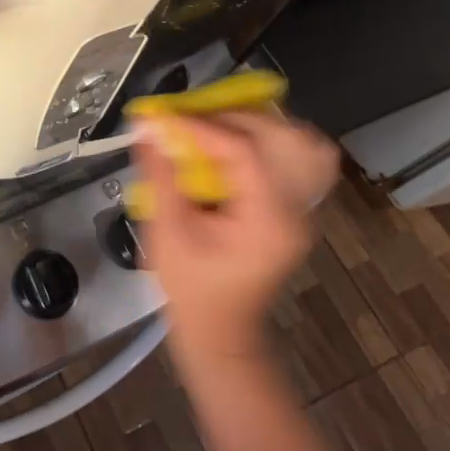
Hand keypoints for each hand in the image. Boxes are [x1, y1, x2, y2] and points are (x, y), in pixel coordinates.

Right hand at [133, 111, 338, 359]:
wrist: (220, 333)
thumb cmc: (191, 289)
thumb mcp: (166, 233)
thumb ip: (159, 174)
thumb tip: (146, 125)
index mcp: (269, 219)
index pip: (245, 151)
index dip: (203, 127)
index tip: (165, 118)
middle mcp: (297, 210)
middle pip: (282, 138)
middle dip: (231, 118)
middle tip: (189, 118)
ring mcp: (303, 210)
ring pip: (302, 144)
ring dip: (259, 125)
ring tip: (218, 126)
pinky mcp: (296, 209)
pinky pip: (298, 159)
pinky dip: (271, 141)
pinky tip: (236, 145)